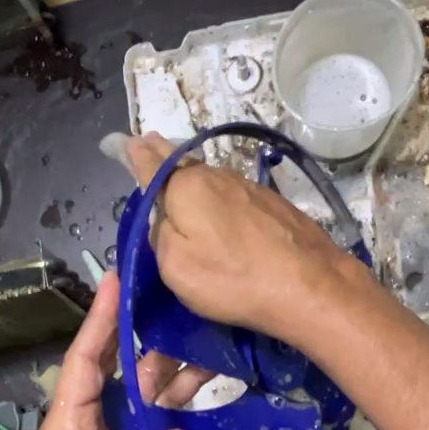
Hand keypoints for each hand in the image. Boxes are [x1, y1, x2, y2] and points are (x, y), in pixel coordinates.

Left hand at [38, 274, 203, 429]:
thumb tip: (181, 428)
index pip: (81, 364)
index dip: (98, 321)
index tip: (113, 281)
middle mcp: (77, 426)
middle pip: (100, 363)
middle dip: (126, 328)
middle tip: (153, 290)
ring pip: (125, 380)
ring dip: (155, 360)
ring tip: (188, 333)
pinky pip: (141, 402)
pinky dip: (164, 386)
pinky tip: (194, 372)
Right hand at [123, 133, 370, 342]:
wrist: (308, 286)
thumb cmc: (232, 279)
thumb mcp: (175, 266)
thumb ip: (158, 235)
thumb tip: (160, 218)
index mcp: (186, 187)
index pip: (149, 163)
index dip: (133, 154)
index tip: (120, 143)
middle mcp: (217, 177)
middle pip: (181, 165)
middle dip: (161, 159)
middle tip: (148, 148)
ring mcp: (249, 188)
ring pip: (209, 180)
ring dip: (192, 181)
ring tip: (179, 184)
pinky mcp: (273, 205)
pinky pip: (233, 196)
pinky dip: (219, 199)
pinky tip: (219, 212)